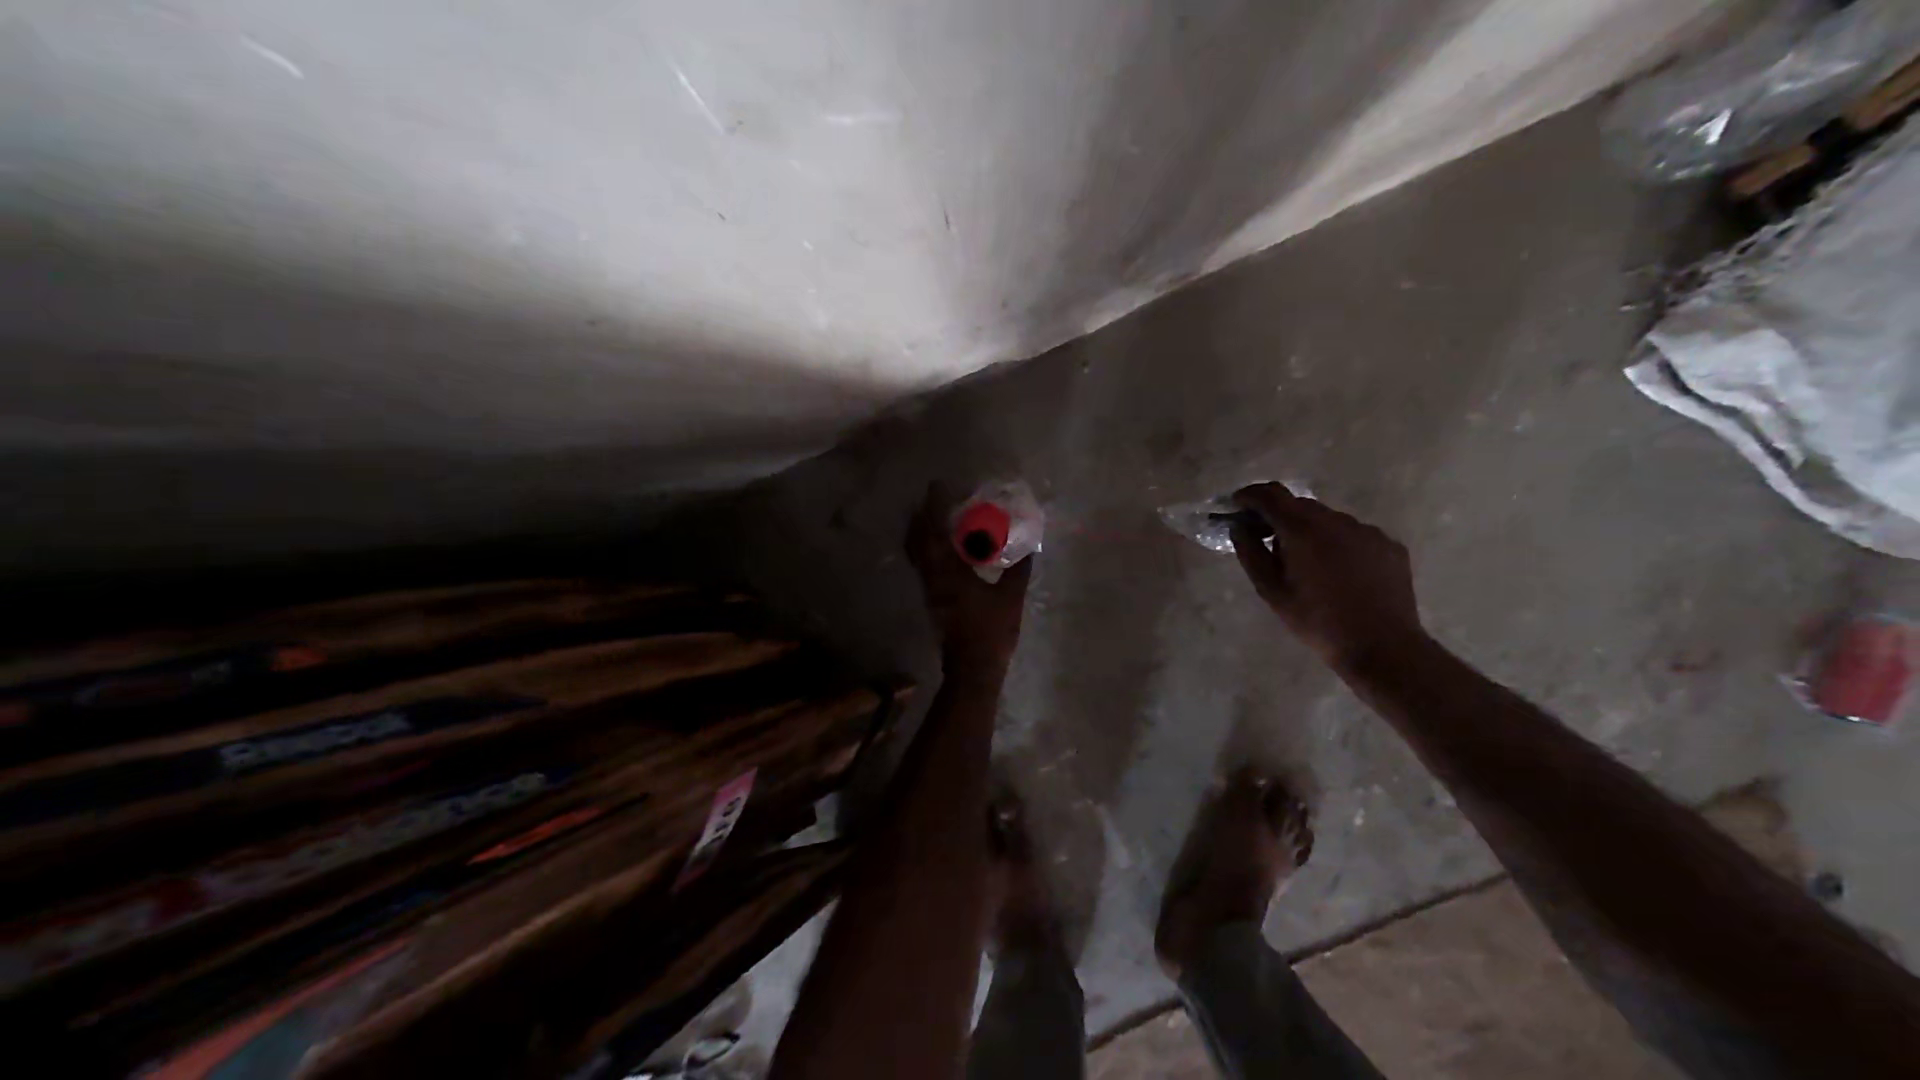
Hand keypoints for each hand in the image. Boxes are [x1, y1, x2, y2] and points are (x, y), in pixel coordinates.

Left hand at [908, 486, 1032, 675]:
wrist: (972, 667)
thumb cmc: (991, 630)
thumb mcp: (1011, 597)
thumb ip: (1018, 570)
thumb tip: (1029, 547)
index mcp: (949, 572)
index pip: (934, 531)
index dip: (933, 507)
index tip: (936, 487)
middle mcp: (932, 577)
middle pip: (916, 540)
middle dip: (920, 517)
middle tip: (930, 500)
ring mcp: (929, 590)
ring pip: (917, 554)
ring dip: (921, 534)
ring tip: (933, 519)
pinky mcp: (931, 601)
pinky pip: (923, 566)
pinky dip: (927, 550)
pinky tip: (942, 550)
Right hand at [1229, 483, 1426, 668]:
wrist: (1382, 646)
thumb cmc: (1316, 621)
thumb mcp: (1271, 591)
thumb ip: (1250, 553)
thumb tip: (1240, 528)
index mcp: (1303, 529)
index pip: (1270, 494)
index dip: (1249, 496)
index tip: (1237, 506)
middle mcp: (1336, 520)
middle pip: (1300, 505)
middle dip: (1279, 516)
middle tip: (1265, 540)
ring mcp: (1367, 531)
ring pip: (1328, 520)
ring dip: (1310, 532)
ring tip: (1306, 564)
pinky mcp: (1389, 545)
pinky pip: (1354, 535)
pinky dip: (1338, 545)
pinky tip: (1339, 574)